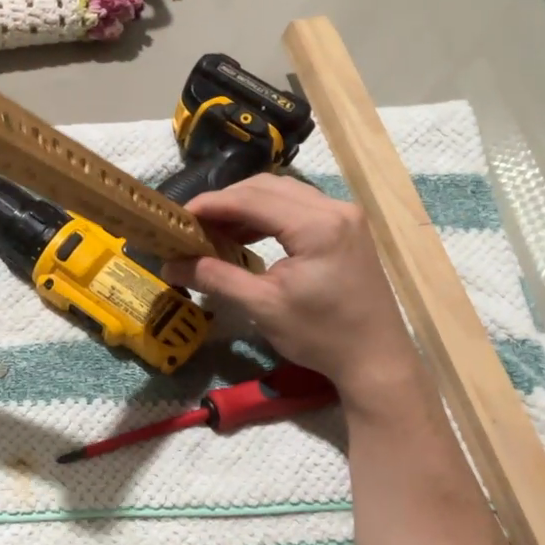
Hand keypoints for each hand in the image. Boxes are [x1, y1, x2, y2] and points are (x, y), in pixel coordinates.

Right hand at [163, 174, 420, 403]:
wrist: (374, 357)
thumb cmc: (320, 335)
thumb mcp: (262, 307)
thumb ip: (216, 278)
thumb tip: (170, 266)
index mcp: (317, 226)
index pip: (252, 199)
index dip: (210, 204)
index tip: (176, 217)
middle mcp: (334, 208)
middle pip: (267, 187)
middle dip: (225, 202)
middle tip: (191, 224)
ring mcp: (344, 215)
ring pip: (283, 193)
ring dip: (245, 206)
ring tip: (213, 230)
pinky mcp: (345, 227)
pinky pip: (298, 207)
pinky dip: (266, 215)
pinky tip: (244, 235)